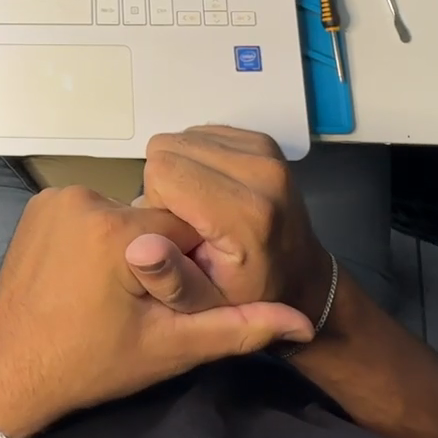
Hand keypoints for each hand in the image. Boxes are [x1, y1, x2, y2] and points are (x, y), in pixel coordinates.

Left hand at [0, 186, 312, 437]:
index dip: (184, 266)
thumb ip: (234, 327)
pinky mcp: (38, 200)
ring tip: (106, 284)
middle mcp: (86, 198)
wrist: (14, 362)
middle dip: (153, 251)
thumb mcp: (169, 348)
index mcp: (119, 231)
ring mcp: (57, 195)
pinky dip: (92, 230)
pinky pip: (87, 207)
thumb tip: (302, 321)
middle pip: (150, 216)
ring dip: (123, 239)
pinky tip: (82, 268)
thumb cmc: (94, 360)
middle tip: (134, 297)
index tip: (166, 298)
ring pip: (120, 210)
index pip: (183, 229)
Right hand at [133, 125, 332, 318]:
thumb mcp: (206, 305)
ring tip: (200, 203)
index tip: (176, 229)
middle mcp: (260, 172)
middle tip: (186, 216)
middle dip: (164, 180)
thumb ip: (170, 280)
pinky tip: (212, 187)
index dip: (156, 198)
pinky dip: (196, 157)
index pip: (163, 170)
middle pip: (167, 147)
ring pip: (181, 137)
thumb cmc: (249, 293)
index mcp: (246, 214)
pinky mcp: (262, 139)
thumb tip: (134, 250)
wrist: (304, 276)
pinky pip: (200, 133)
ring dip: (180, 167)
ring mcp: (264, 150)